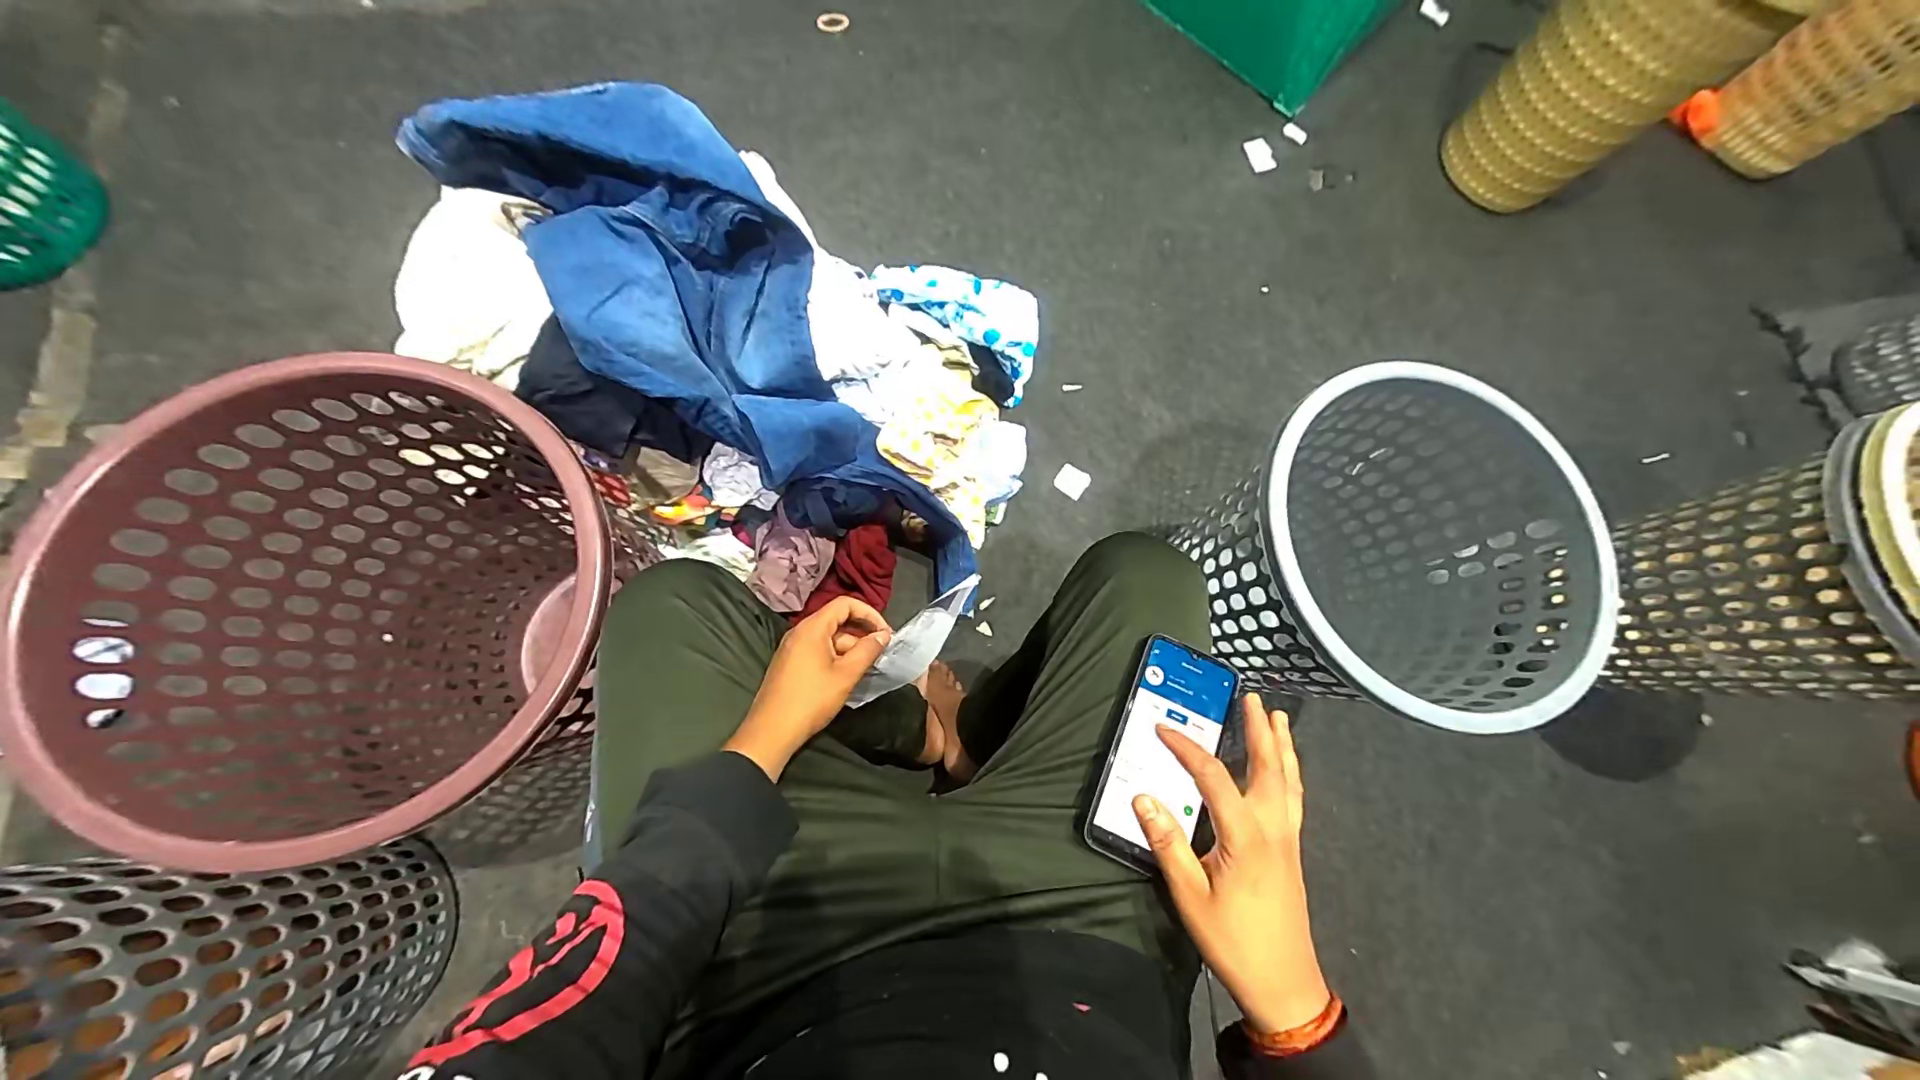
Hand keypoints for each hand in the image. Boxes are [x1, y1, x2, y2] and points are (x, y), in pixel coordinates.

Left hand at [723, 597, 891, 779]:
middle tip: (880, 652)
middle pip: (837, 620)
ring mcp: (792, 647)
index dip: (869, 614)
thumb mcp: (846, 675)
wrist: (772, 731)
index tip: (885, 633)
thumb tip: (883, 634)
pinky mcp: (789, 662)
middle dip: (861, 633)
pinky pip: (818, 649)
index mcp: (812, 628)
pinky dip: (836, 656)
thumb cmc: (812, 700)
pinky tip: (846, 675)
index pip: (845, 604)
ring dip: (850, 648)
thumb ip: (868, 650)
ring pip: (828, 637)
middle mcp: (800, 631)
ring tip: (867, 667)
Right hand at [1132, 694, 1329, 1034]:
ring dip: (1282, 746)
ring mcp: (1288, 839)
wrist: (1284, 985)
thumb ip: (1167, 842)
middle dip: (1259, 730)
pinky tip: (1285, 770)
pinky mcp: (1292, 851)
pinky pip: (1293, 798)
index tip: (1163, 729)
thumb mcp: (1189, 894)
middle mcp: (1272, 828)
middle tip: (1253, 699)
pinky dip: (1289, 773)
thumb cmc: (1233, 939)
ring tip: (1278, 719)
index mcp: (1245, 835)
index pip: (1212, 776)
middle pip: (1269, 767)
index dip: (1186, 748)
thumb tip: (1143, 797)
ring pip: (1289, 781)